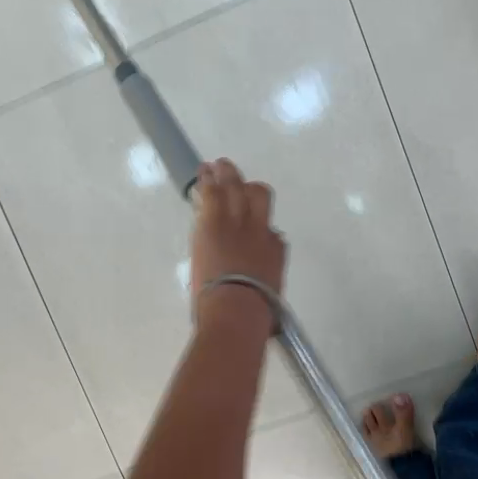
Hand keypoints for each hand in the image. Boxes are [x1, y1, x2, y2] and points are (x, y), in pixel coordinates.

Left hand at [190, 159, 286, 324]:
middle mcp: (260, 229)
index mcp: (275, 251)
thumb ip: (269, 270)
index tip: (249, 221)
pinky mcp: (213, 222)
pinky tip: (202, 172)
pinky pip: (212, 193)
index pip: (270, 229)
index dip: (259, 221)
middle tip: (233, 177)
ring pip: (235, 188)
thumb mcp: (271, 290)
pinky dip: (207, 181)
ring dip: (226, 174)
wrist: (236, 309)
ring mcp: (237, 222)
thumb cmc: (253, 312)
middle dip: (246, 186)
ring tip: (216, 165)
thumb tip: (272, 250)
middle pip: (259, 197)